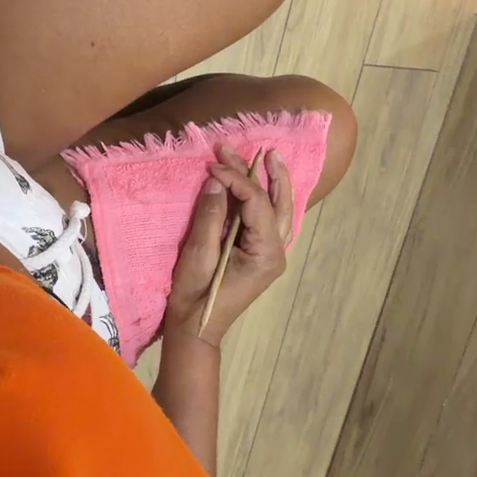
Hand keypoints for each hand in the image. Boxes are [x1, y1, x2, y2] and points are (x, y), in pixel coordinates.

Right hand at [164, 148, 294, 347]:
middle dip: (265, 174)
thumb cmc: (195, 294)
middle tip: (254, 148)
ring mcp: (271, 255)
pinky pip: (271, 222)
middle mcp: (276, 252)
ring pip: (281, 212)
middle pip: (278, 204)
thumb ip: (210, 216)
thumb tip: (216, 181)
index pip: (257, 203)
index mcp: (265, 253)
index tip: (213, 164)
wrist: (195, 328)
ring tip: (271, 158)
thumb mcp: (198, 254)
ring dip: (275, 184)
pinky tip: (263, 185)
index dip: (237, 179)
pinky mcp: (260, 256)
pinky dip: (268, 200)